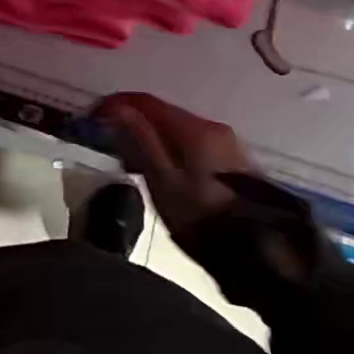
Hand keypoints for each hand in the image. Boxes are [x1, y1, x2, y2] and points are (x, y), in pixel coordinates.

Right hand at [93, 93, 256, 234]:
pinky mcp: (235, 162)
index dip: (115, 104)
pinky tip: (162, 171)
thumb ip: (139, 140)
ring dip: (150, 137)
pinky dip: (169, 149)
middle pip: (163, 113)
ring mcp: (227, 144)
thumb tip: (118, 108)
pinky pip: (192, 143)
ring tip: (131, 162)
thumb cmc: (201, 216)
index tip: (92, 116)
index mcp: (193, 129)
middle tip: (109, 144)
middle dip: (132, 122)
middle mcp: (213, 127)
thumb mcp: (162, 180)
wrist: (261, 252)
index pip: (146, 102)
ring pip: (177, 129)